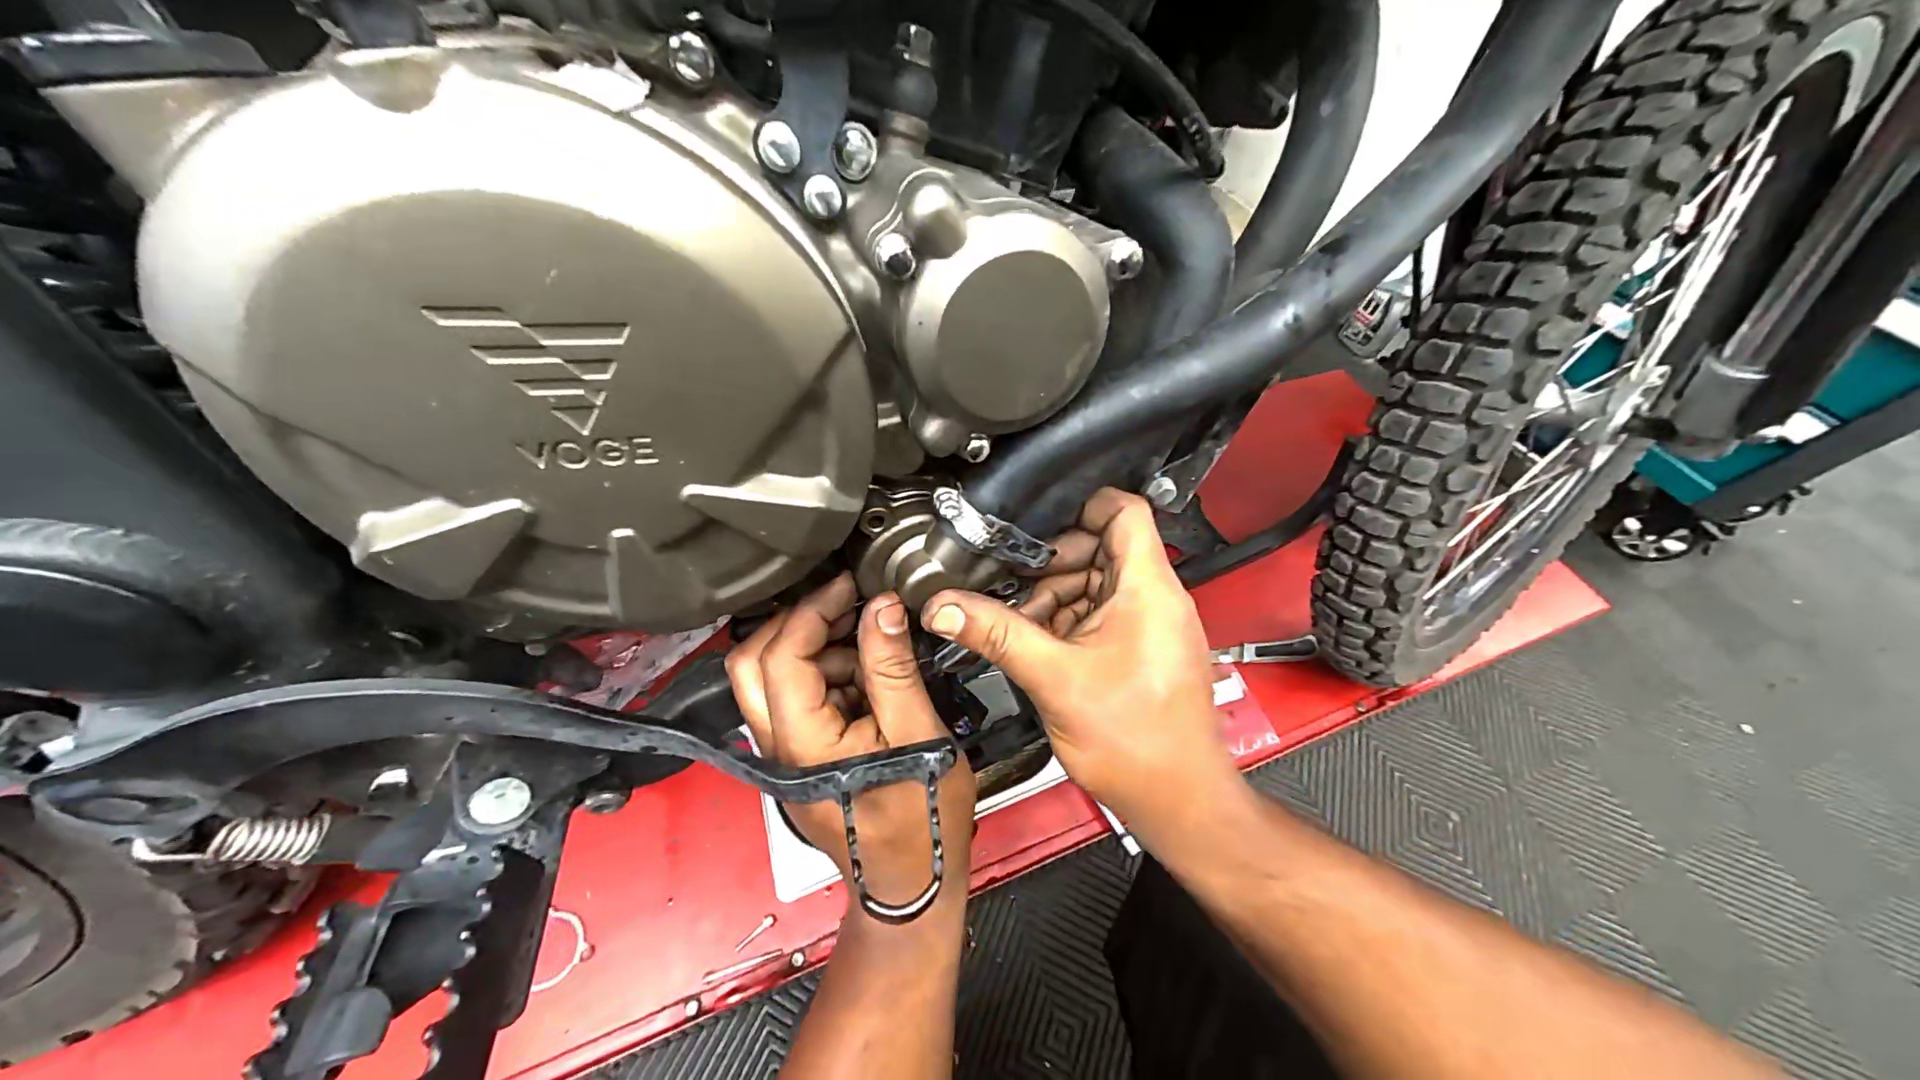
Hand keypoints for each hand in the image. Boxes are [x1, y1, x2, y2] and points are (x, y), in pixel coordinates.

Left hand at [727, 574, 976, 912]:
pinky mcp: (800, 756)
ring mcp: (785, 754)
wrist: (911, 882)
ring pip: (773, 678)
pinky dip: (827, 675)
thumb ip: (893, 668)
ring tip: (874, 653)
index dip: (813, 609)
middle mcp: (779, 748)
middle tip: (848, 606)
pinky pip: (797, 699)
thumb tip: (883, 607)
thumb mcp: (919, 734)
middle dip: (799, 623)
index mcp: (803, 744)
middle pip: (754, 663)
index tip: (849, 586)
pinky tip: (869, 681)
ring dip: (818, 650)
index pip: (782, 655)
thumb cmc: (921, 821)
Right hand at [918, 489, 1237, 834]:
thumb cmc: (1141, 743)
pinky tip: (1039, 645)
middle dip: (1051, 564)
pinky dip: (1066, 621)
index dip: (1080, 505)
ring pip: (1094, 582)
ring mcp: (1149, 625)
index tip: (1037, 525)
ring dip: (1053, 597)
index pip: (1124, 511)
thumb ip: (996, 634)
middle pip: (1099, 547)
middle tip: (1014, 586)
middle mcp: (1155, 599)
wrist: (1176, 799)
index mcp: (1147, 589)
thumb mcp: (1053, 677)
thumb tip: (948, 607)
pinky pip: (1098, 614)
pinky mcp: (1140, 648)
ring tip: (1022, 624)